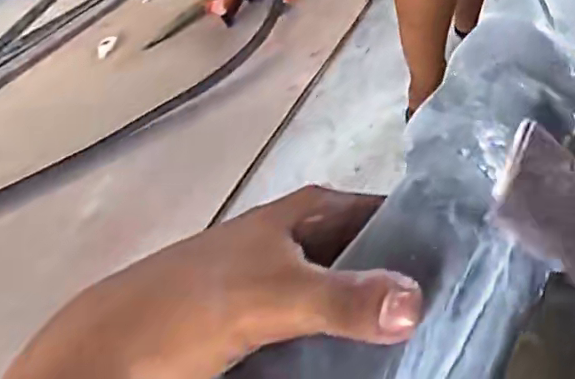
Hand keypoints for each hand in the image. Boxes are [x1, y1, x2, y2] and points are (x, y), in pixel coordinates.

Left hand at [5, 186, 420, 378]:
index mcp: (312, 211)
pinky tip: (372, 368)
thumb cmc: (194, 304)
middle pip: (372, 255)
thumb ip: (343, 298)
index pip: (386, 211)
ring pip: (350, 297)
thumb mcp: (272, 297)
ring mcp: (287, 283)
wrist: (106, 355)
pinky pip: (325, 332)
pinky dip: (349, 346)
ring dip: (379, 319)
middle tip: (456, 313)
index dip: (423, 231)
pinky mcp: (270, 326)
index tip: (467, 263)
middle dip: (407, 281)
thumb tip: (419, 300)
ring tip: (429, 343)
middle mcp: (305, 239)